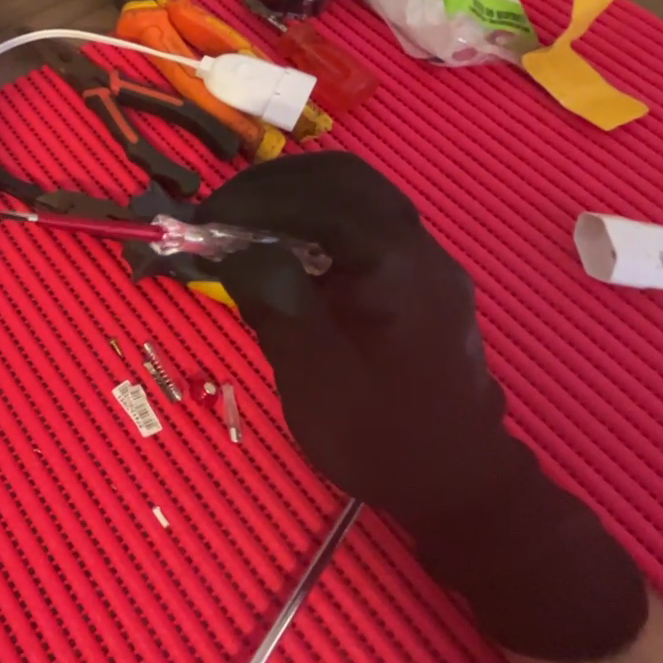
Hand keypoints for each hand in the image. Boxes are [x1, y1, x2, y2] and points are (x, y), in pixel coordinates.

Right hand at [200, 152, 646, 662]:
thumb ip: (274, 299)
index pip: (321, 200)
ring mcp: (420, 259)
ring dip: (290, 195)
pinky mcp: (412, 275)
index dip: (255, 199)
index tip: (204, 220)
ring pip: (353, 192)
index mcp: (397, 266)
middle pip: (342, 178)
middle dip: (271, 184)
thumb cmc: (380, 434)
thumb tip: (235, 248)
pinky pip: (358, 219)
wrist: (458, 484)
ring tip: (240, 223)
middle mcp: (417, 247)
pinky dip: (309, 214)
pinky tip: (278, 247)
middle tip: (220, 212)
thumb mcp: (313, 374)